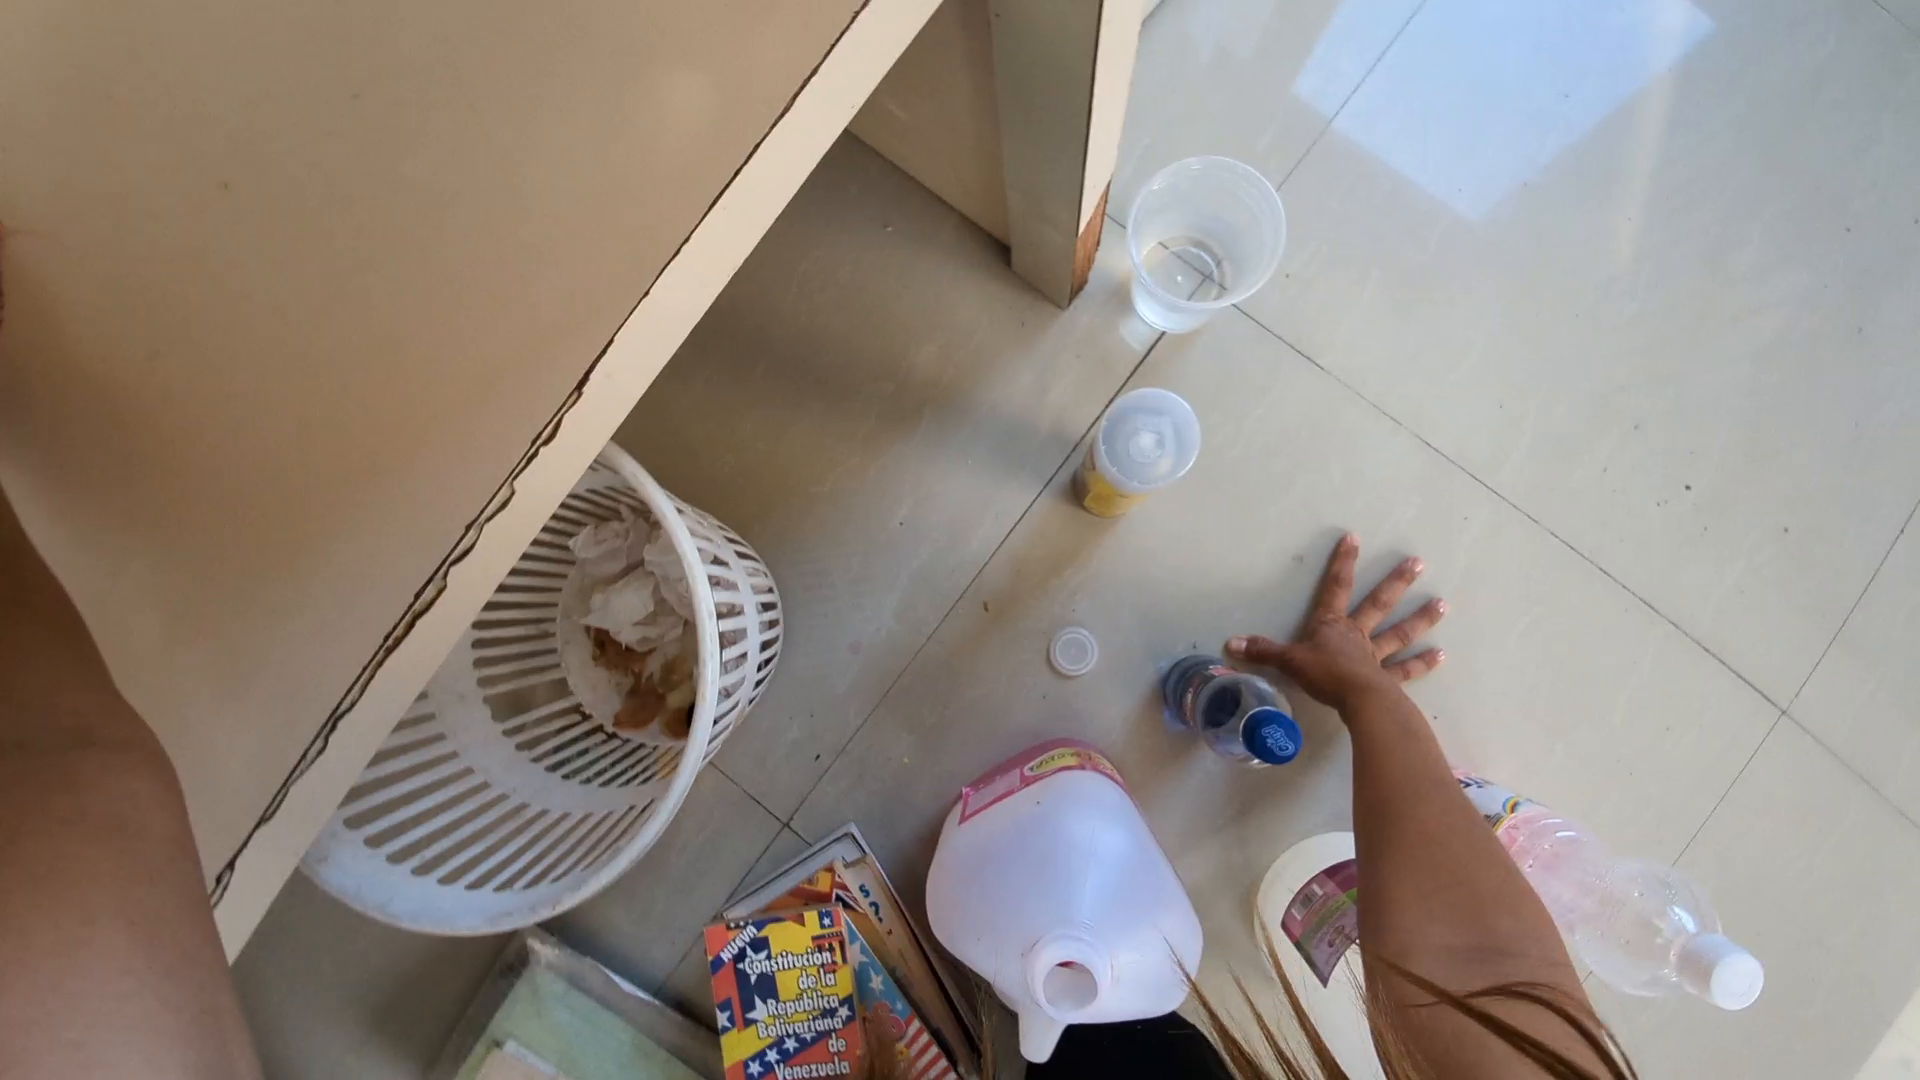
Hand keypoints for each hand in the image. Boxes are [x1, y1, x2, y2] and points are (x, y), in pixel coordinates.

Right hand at [1227, 533, 1445, 712]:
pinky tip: (1440, 655)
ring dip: (1421, 619)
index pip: (1336, 586)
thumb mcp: (1288, 661)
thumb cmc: (1324, 675)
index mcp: (1332, 625)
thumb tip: (1231, 643)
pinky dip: (1422, 663)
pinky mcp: (1387, 680)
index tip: (1354, 537)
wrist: (1359, 701)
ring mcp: (1375, 656)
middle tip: (1418, 563)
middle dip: (1396, 582)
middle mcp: (1357, 634)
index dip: (1342, 562)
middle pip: (1379, 603)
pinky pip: (1406, 670)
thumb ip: (1262, 651)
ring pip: (1399, 633)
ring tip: (1442, 604)